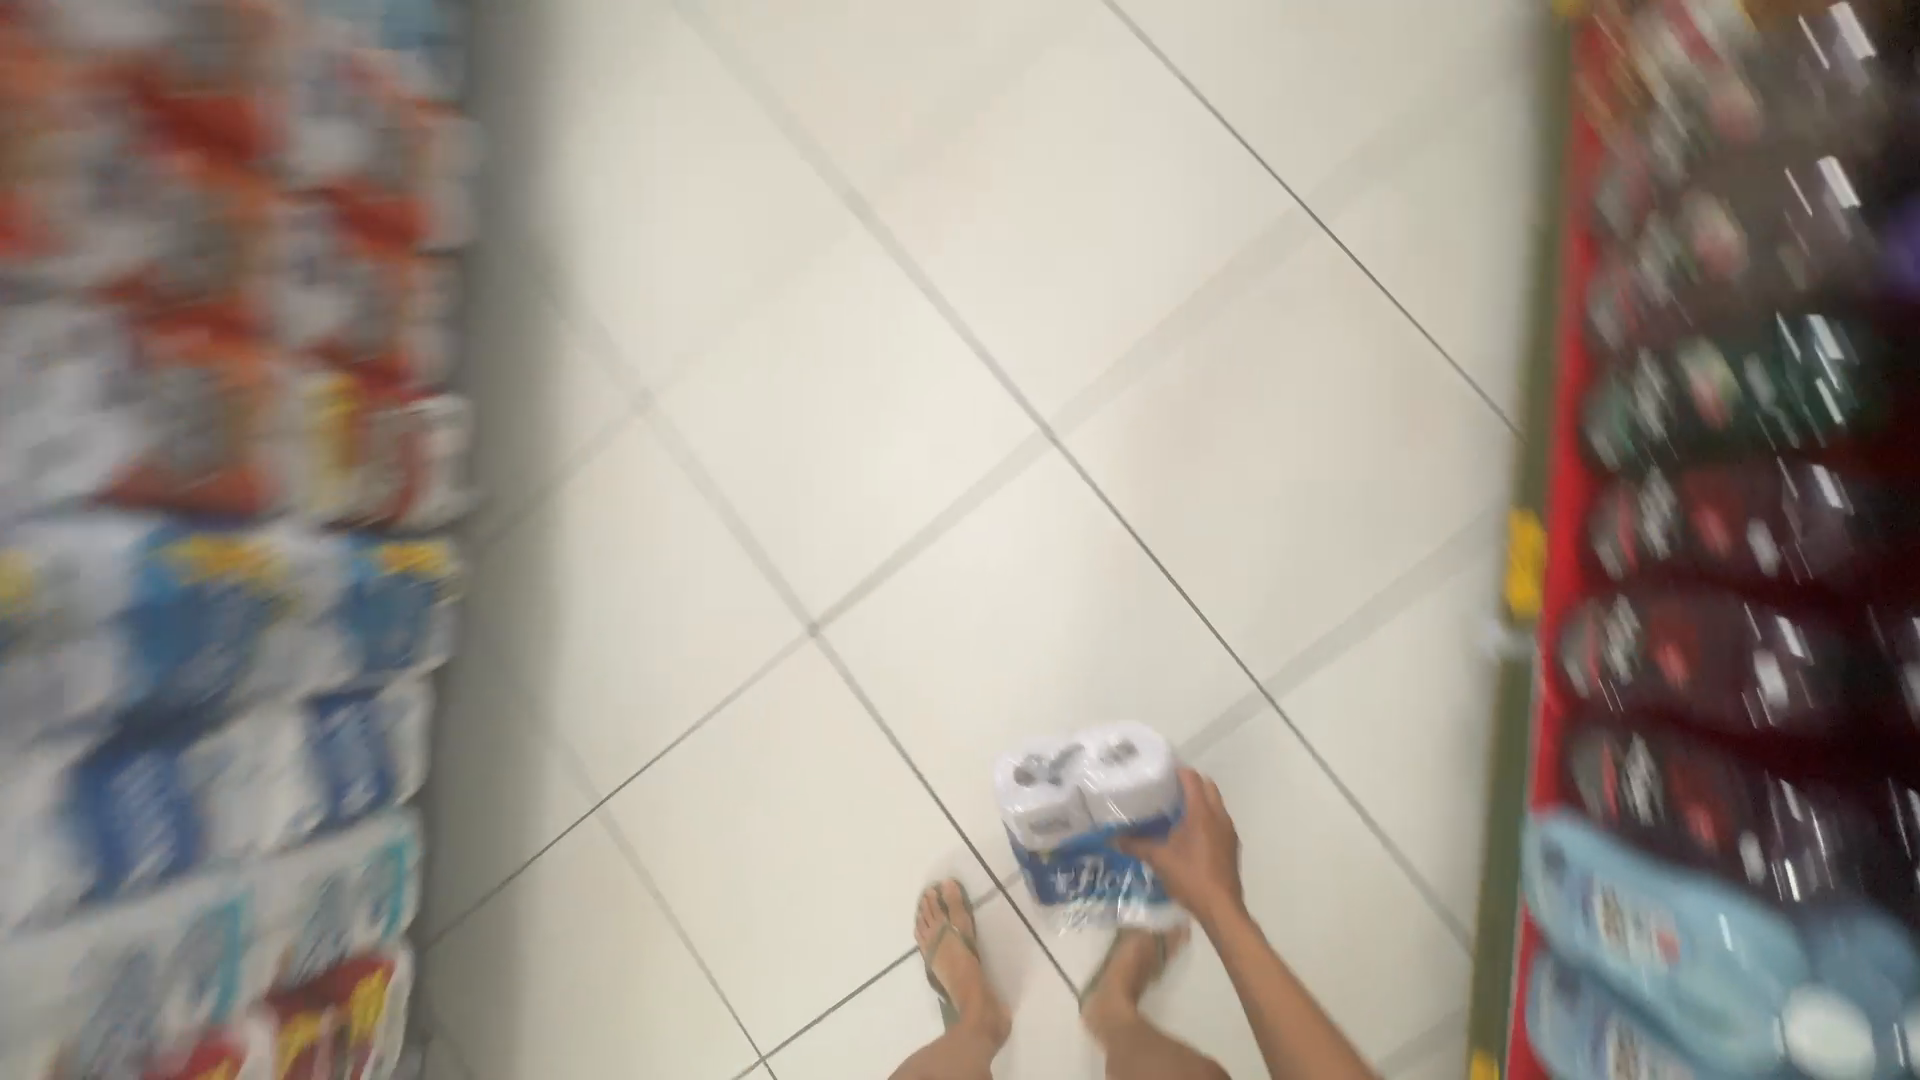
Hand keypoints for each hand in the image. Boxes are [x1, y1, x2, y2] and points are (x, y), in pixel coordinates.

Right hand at [1117, 768, 1243, 925]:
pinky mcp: (1232, 845)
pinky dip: (1207, 818)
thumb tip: (1113, 839)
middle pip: (1208, 786)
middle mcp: (1219, 816)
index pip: (1192, 778)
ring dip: (1201, 800)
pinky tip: (1191, 834)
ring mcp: (1228, 831)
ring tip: (1177, 810)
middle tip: (1168, 789)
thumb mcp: (1158, 859)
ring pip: (1216, 803)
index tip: (1162, 772)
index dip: (1178, 771)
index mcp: (1201, 813)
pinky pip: (1220, 820)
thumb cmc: (1189, 877)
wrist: (1221, 908)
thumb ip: (1136, 845)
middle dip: (1191, 783)